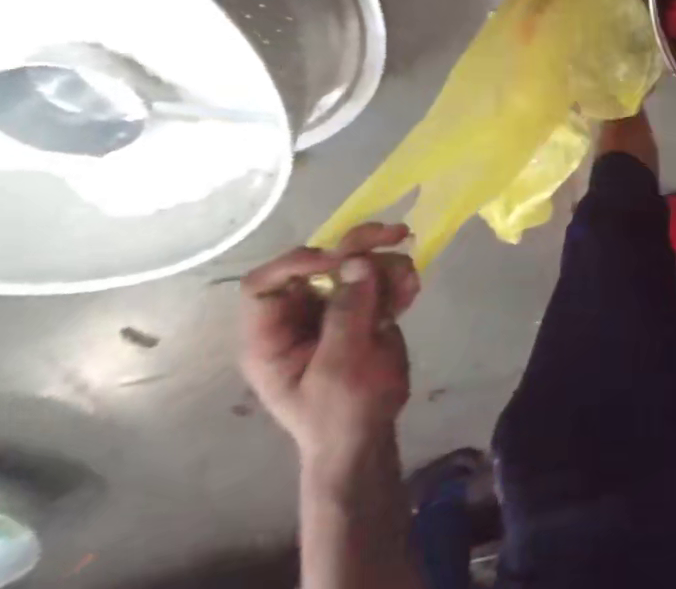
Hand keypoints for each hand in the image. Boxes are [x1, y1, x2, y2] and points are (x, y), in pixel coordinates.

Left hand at [239, 223, 420, 479]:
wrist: (368, 442)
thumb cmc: (339, 418)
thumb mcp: (337, 371)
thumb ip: (347, 314)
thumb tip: (357, 261)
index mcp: (270, 334)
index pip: (264, 284)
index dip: (294, 264)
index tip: (335, 260)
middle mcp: (297, 313)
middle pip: (317, 261)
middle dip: (356, 246)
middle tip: (395, 234)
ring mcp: (332, 309)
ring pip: (354, 263)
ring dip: (386, 263)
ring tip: (409, 282)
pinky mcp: (362, 309)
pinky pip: (378, 278)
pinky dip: (398, 277)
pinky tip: (411, 290)